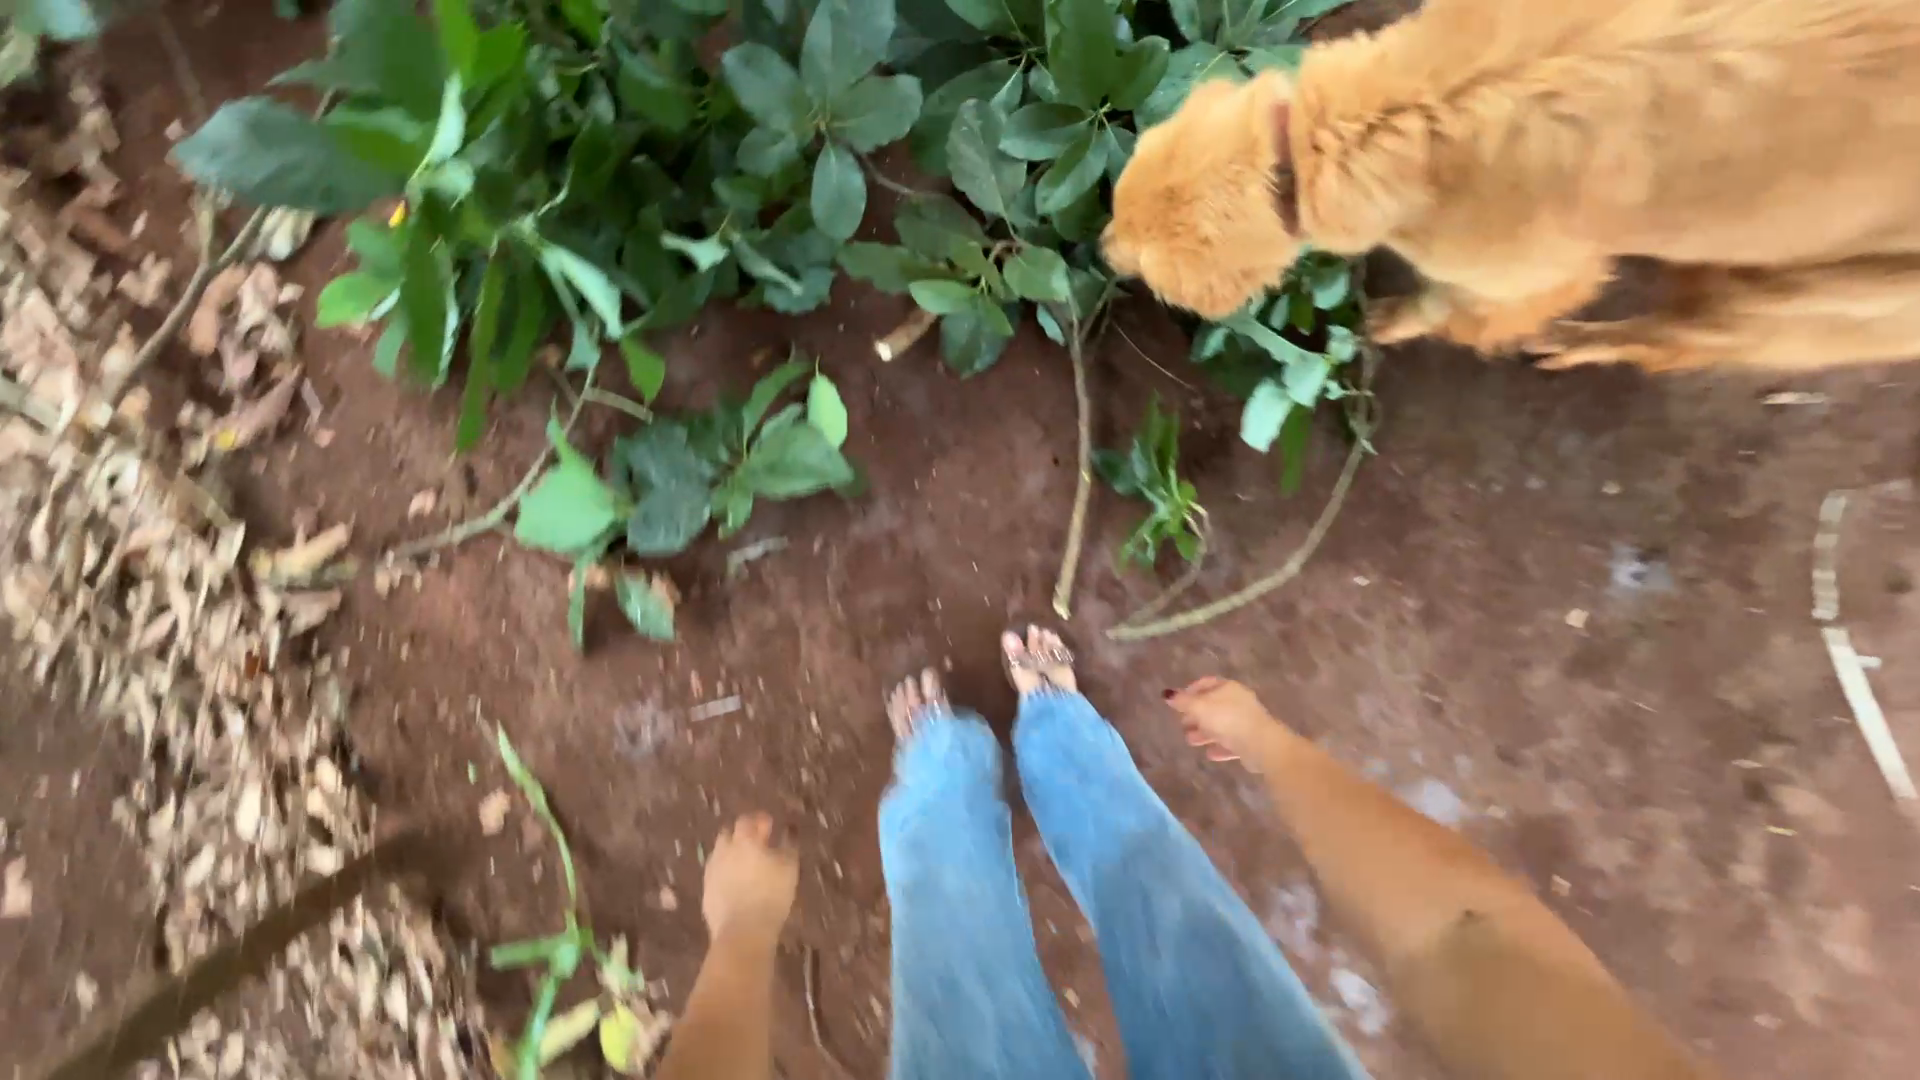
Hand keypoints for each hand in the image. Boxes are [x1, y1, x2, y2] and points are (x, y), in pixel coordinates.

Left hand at [701, 813, 798, 945]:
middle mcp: (724, 851)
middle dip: (741, 834)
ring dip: (731, 853)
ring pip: (720, 854)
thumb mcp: (789, 868)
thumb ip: (787, 846)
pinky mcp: (706, 891)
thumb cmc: (771, 895)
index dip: (758, 820)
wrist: (743, 931)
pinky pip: (715, 874)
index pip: (746, 820)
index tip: (769, 825)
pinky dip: (725, 873)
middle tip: (756, 843)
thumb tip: (787, 833)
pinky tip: (736, 884)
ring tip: (746, 865)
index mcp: (744, 841)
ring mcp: (712, 871)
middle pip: (728, 834)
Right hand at [1166, 677, 1284, 765]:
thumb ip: (1182, 701)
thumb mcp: (1199, 707)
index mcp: (1227, 688)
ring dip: (1205, 732)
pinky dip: (1220, 746)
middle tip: (1182, 724)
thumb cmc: (1227, 719)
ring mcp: (1246, 721)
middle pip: (1212, 706)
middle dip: (1196, 715)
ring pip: (1221, 725)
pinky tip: (1210, 754)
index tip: (1177, 702)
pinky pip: (1231, 742)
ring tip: (1191, 741)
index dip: (1189, 691)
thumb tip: (1166, 694)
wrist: (1261, 744)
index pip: (1205, 683)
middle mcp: (1238, 701)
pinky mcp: (1251, 741)